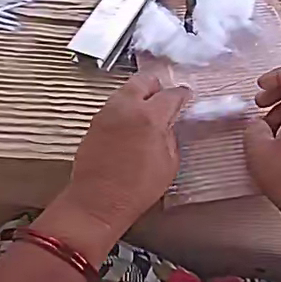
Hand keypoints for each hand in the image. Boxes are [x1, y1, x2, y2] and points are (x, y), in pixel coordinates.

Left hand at [46, 72, 190, 258]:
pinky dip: (125, 109)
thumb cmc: (137, 188)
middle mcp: (126, 108)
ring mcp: (106, 113)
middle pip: (144, 80)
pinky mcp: (94, 122)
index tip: (185, 97)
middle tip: (164, 99)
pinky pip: (113, 106)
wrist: (98, 201)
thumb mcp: (169, 164)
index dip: (181, 95)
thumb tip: (167, 125)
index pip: (171, 94)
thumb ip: (170, 136)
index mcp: (149, 117)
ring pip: (126, 90)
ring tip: (147, 113)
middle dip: (157, 86)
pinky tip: (131, 125)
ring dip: (139, 96)